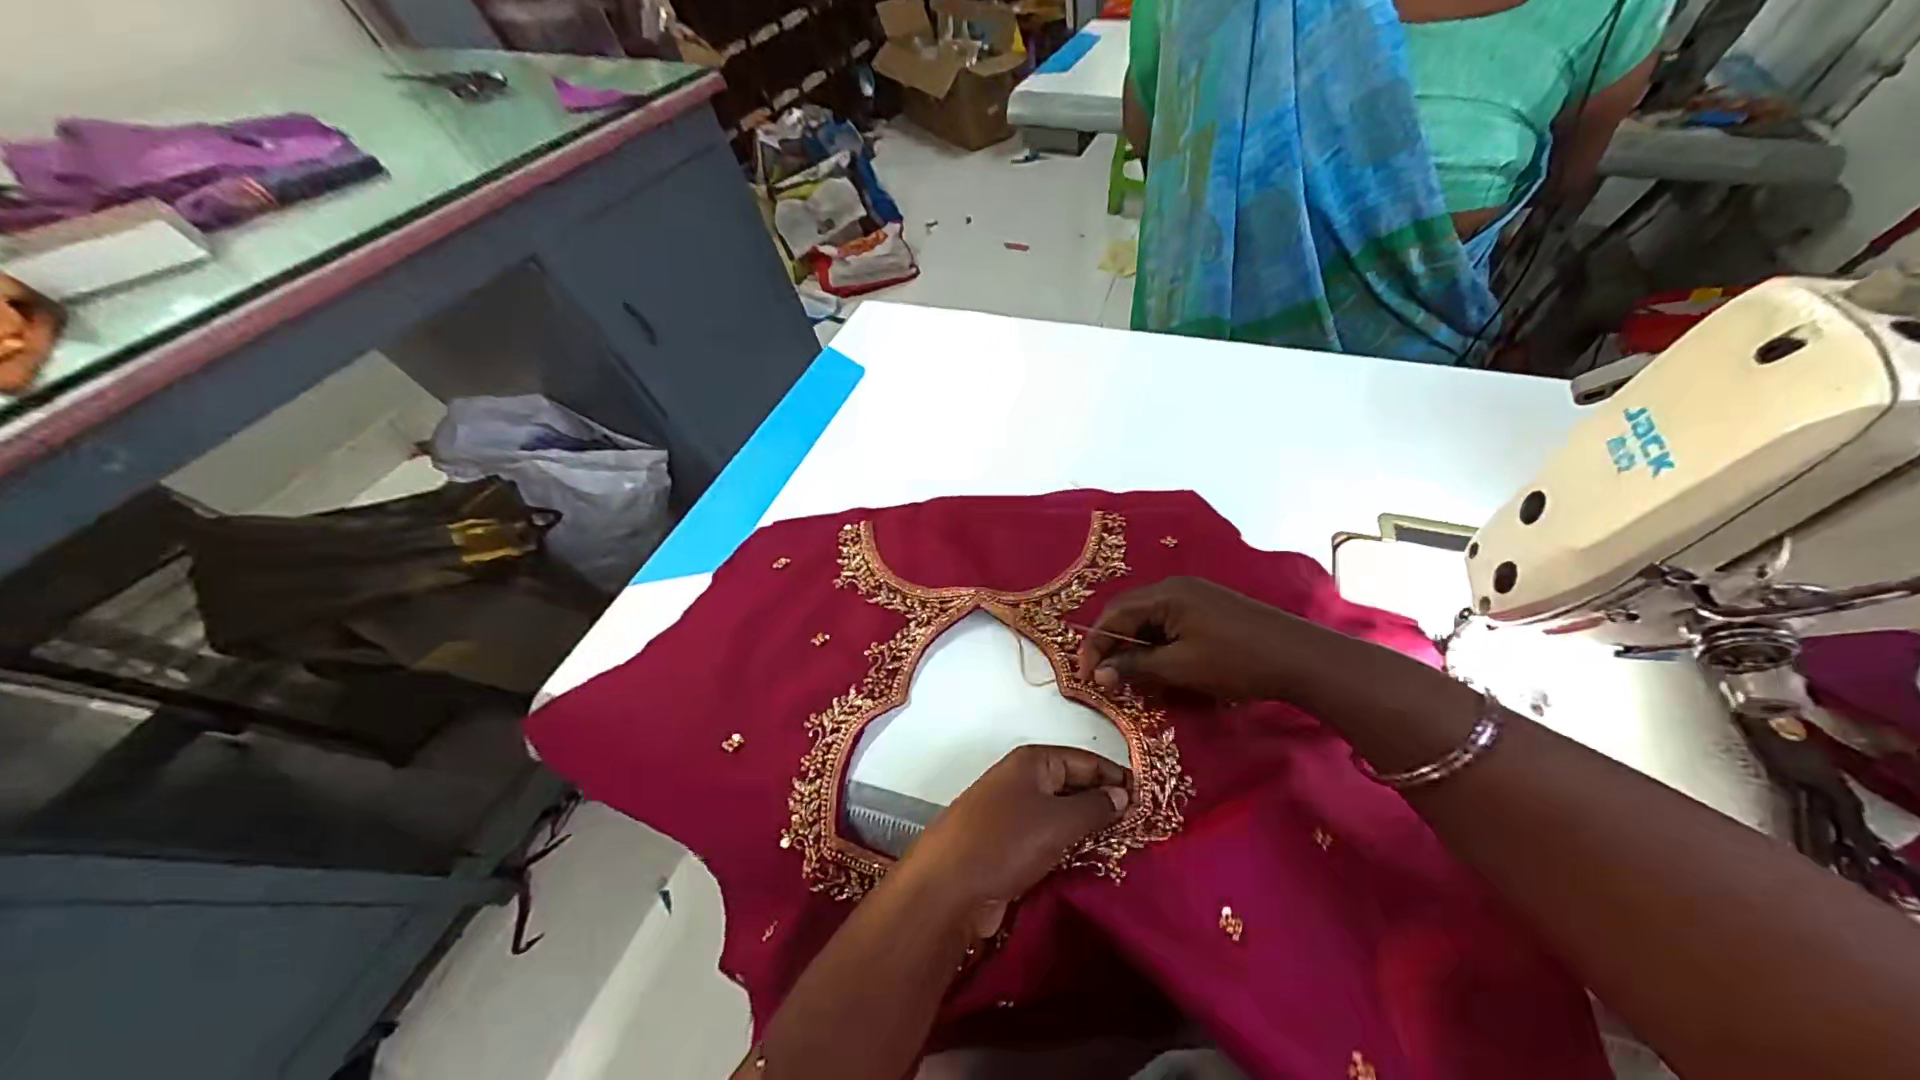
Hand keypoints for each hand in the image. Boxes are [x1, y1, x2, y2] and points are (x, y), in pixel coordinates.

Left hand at [897, 745, 1129, 938]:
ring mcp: (1014, 812)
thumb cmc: (1006, 841)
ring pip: (1061, 814)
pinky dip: (1070, 846)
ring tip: (1127, 845)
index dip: (1117, 777)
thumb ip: (1095, 806)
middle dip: (1105, 803)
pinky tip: (1093, 860)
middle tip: (1145, 826)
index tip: (1150, 799)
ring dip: (1089, 828)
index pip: (1086, 760)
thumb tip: (1122, 794)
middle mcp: (1022, 780)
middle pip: (1074, 784)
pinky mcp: (1009, 843)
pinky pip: (1048, 837)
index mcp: (1033, 761)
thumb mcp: (1058, 821)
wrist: (949, 886)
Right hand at [1074, 576, 1316, 700]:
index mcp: (1166, 594)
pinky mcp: (1209, 608)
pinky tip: (1157, 664)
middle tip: (1101, 675)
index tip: (1085, 674)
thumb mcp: (1180, 668)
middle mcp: (1176, 587)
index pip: (1115, 614)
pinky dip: (1156, 643)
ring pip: (1149, 618)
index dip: (1095, 644)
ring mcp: (1195, 595)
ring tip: (1127, 674)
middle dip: (1112, 644)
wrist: (1302, 658)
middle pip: (1129, 612)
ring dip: (1134, 645)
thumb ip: (1136, 667)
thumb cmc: (1237, 661)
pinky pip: (1169, 621)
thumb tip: (1100, 674)